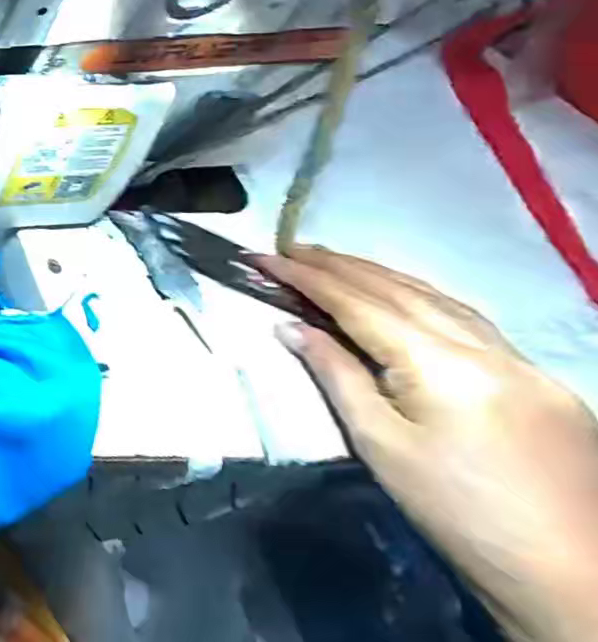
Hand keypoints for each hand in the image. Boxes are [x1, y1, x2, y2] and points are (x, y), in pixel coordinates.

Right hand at [261, 247, 597, 641]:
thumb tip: (291, 326)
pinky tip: (402, 296)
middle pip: (403, 294)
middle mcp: (492, 356)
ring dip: (382, 276)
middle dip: (342, 267)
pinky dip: (423, 298)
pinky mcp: (545, 387)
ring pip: (442, 302)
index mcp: (445, 368)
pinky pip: (472, 323)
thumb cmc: (455, 509)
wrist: (573, 579)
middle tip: (289, 248)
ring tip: (335, 261)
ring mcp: (528, 370)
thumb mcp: (377, 441)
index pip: (360, 305)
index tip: (260, 257)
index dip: (306, 277)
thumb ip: (335, 374)